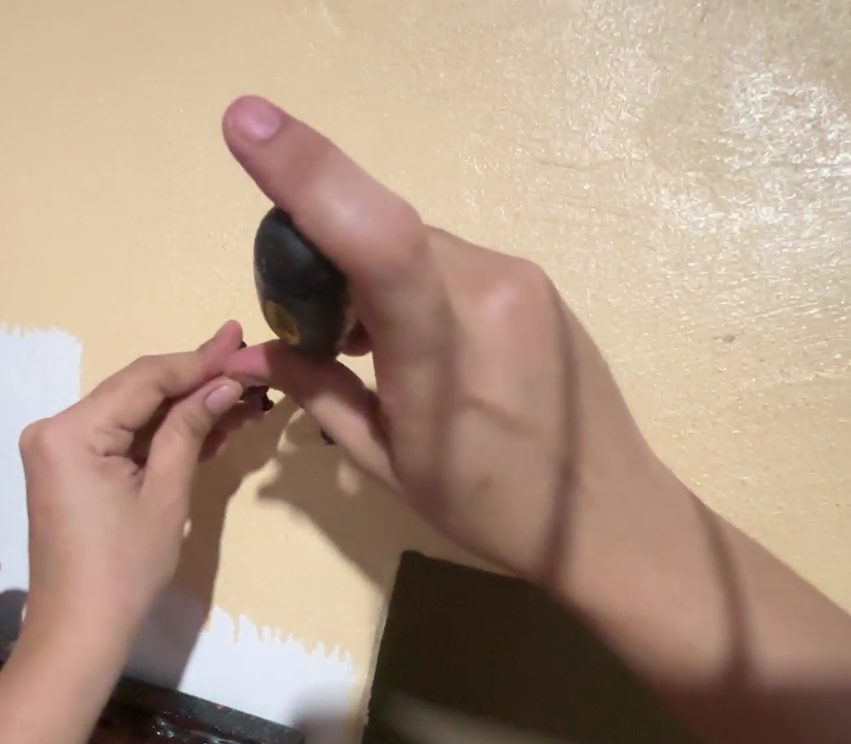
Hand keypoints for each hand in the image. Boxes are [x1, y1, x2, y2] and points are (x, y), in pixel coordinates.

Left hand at [18, 323, 250, 646]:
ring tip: (240, 395)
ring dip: (182, 408)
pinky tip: (208, 423)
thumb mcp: (165, 495)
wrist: (80, 630)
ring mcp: (59, 448)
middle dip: (193, 381)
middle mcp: (55, 428)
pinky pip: (121, 439)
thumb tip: (224, 385)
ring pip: (132, 414)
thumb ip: (189, 430)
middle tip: (245, 363)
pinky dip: (160, 435)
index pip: (143, 380)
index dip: (197, 362)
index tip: (238, 341)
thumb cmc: (125, 570)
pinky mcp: (69, 468)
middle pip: (136, 391)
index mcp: (70, 431)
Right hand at [218, 97, 684, 599]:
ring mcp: (521, 279)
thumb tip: (257, 353)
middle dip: (322, 254)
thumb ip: (319, 396)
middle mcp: (491, 292)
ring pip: (413, 244)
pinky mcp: (533, 283)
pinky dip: (404, 280)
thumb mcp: (388, 465)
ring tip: (353, 340)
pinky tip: (400, 333)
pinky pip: (446, 259)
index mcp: (446, 356)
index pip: (378, 241)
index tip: (243, 122)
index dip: (309, 174)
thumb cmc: (489, 509)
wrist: (607, 515)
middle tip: (301, 320)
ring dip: (365, 273)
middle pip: (383, 233)